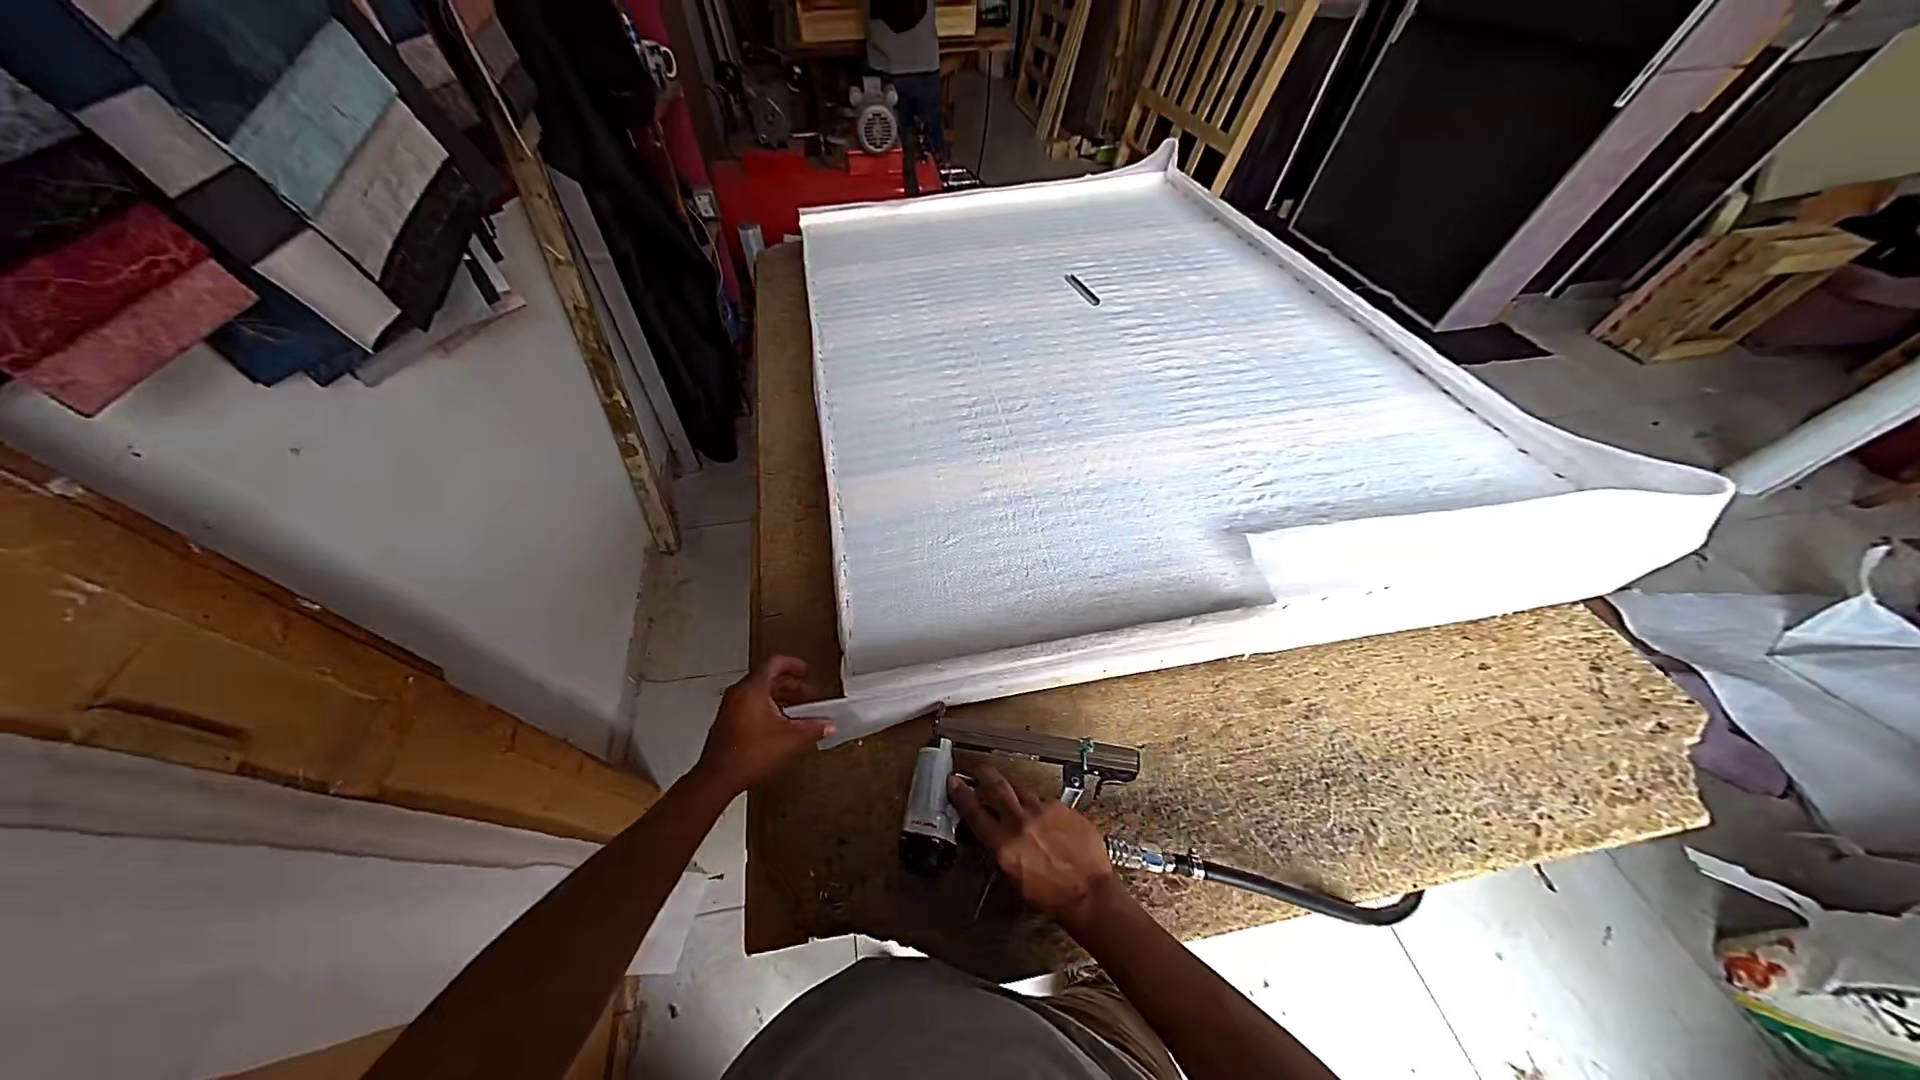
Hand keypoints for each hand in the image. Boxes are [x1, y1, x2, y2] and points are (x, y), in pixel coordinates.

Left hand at [691, 656, 834, 794]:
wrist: (719, 778)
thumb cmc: (745, 756)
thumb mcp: (791, 739)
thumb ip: (814, 728)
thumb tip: (827, 725)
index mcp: (753, 689)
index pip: (774, 664)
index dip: (793, 664)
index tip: (803, 669)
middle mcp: (738, 694)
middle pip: (767, 678)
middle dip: (790, 685)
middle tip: (805, 694)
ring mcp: (730, 708)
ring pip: (758, 693)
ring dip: (779, 698)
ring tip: (796, 711)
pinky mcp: (727, 722)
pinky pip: (749, 706)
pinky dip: (766, 708)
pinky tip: (779, 726)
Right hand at [948, 765, 1121, 927]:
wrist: (1089, 893)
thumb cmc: (1054, 896)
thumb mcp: (1014, 877)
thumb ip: (1003, 850)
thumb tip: (997, 835)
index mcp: (1005, 846)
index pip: (975, 813)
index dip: (962, 794)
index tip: (955, 783)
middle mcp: (1022, 824)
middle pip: (997, 786)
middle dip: (984, 773)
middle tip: (980, 770)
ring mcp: (1043, 812)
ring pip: (1022, 791)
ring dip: (1016, 793)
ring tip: (1018, 801)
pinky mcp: (1062, 808)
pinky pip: (1045, 801)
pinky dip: (1042, 808)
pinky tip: (1049, 822)